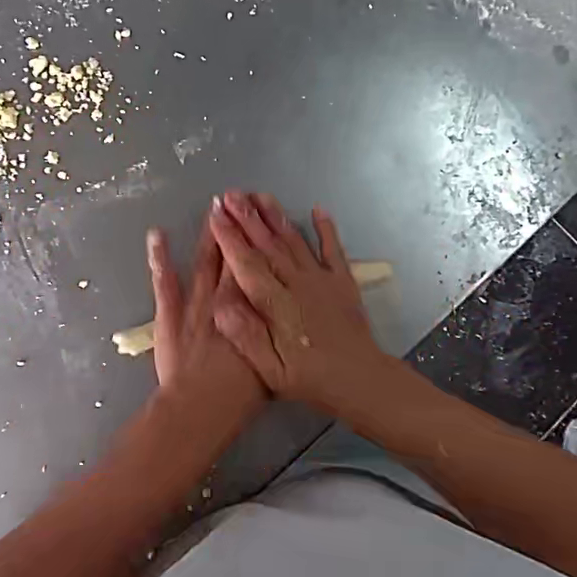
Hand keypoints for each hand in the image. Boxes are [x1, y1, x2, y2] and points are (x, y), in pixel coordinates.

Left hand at [145, 222, 266, 435]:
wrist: (200, 408)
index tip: (262, 214)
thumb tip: (286, 317)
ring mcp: (194, 304)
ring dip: (208, 235)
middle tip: (239, 198)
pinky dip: (160, 256)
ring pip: (203, 262)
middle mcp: (224, 299)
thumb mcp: (272, 363)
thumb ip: (275, 334)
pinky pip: (164, 280)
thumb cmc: (239, 394)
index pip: (257, 269)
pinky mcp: (169, 313)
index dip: (259, 241)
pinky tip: (157, 233)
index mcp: (251, 311)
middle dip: (236, 227)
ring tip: (213, 207)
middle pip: (232, 257)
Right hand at [208, 191, 391, 414]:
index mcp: (276, 304)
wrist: (362, 383)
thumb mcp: (270, 369)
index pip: (246, 263)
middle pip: (267, 244)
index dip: (228, 237)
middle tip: (229, 194)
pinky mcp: (342, 281)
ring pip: (294, 241)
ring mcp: (321, 279)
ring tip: (258, 194)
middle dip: (246, 217)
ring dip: (275, 216)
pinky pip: (333, 250)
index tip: (214, 214)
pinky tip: (317, 210)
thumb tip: (219, 303)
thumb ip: (245, 335)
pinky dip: (326, 229)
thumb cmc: (309, 378)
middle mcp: (297, 284)